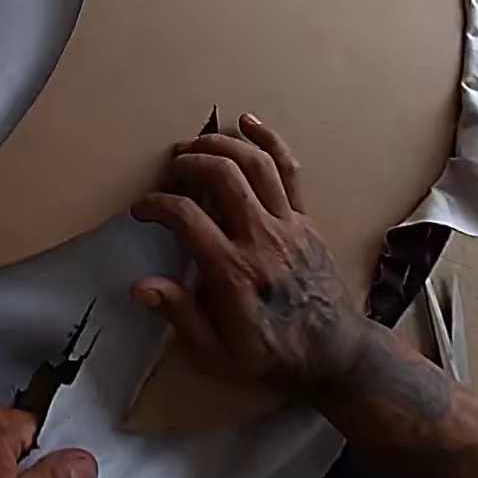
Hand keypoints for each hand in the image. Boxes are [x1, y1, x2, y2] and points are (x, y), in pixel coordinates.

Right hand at [129, 113, 386, 397]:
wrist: (337, 355)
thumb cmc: (271, 354)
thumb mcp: (217, 351)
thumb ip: (180, 314)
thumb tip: (140, 286)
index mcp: (233, 271)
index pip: (186, 217)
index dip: (155, 204)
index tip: (142, 208)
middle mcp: (261, 237)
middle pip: (222, 175)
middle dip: (189, 161)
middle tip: (170, 168)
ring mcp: (287, 223)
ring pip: (255, 164)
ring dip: (221, 144)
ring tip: (196, 143)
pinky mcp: (304, 219)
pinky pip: (289, 170)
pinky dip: (269, 141)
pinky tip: (248, 122)